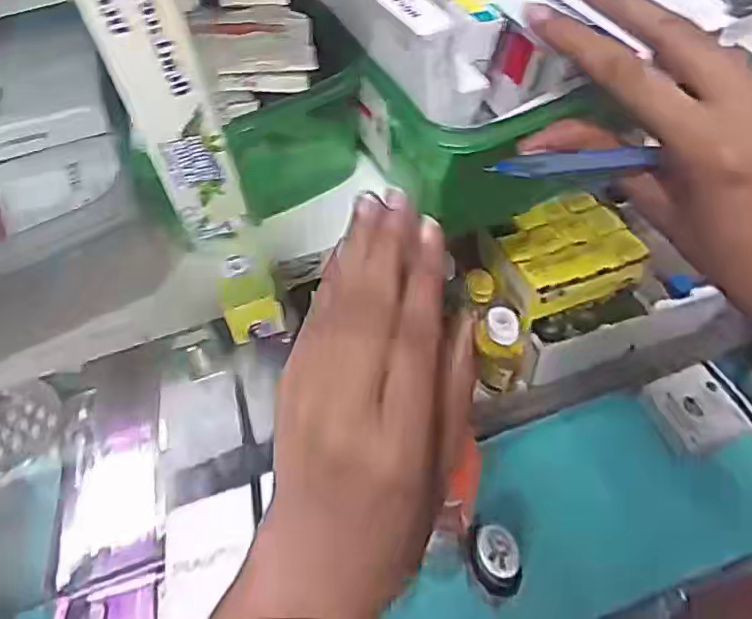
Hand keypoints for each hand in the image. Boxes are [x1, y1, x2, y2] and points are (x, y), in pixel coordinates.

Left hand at [218, 190, 473, 618]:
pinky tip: (345, 248)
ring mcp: (309, 388)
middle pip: (370, 311)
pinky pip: (314, 317)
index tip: (433, 231)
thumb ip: (455, 393)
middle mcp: (347, 404)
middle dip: (386, 248)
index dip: (424, 280)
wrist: (313, 552)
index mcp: (395, 436)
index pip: (413, 341)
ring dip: (356, 249)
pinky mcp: (289, 379)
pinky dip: (331, 277)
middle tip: (400, 199)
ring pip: (338, 306)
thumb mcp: (441, 469)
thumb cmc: (393, 521)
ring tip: (372, 205)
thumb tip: (461, 319)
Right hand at [520, 0, 751, 356]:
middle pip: (680, 35)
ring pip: (720, 55)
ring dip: (676, 47)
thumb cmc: (739, 265)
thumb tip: (539, 137)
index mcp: (710, 146)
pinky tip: (713, 106)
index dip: (580, 39)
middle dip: (629, 4)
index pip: (629, 75)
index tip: (545, 11)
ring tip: (644, 47)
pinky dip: (721, 83)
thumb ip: (608, 156)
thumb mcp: (664, 209)